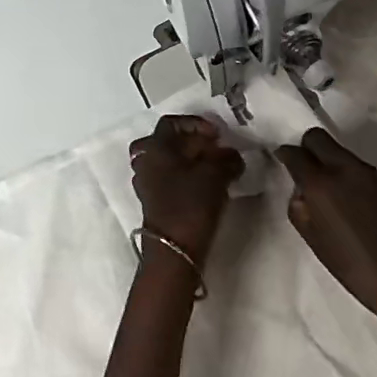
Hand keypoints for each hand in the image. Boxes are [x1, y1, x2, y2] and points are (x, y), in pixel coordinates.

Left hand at [129, 115, 243, 266]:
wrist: (175, 252)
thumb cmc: (191, 205)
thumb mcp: (216, 175)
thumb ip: (226, 159)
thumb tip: (231, 155)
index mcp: (155, 149)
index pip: (171, 123)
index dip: (196, 123)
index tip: (217, 135)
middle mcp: (146, 163)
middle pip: (168, 142)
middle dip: (193, 142)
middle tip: (215, 149)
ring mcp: (148, 184)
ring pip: (168, 162)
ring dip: (190, 160)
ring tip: (215, 168)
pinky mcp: (155, 203)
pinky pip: (170, 179)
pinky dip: (187, 176)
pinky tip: (208, 185)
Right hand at [273, 129, 376, 327]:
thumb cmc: (354, 267)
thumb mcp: (314, 241)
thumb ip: (300, 209)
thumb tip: (301, 191)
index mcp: (321, 184)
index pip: (295, 153)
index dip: (285, 155)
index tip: (282, 161)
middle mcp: (344, 168)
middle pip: (317, 137)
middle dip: (305, 147)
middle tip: (303, 169)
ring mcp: (367, 171)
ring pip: (338, 149)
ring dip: (327, 159)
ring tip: (327, 189)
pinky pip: (356, 164)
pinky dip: (345, 171)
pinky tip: (349, 199)